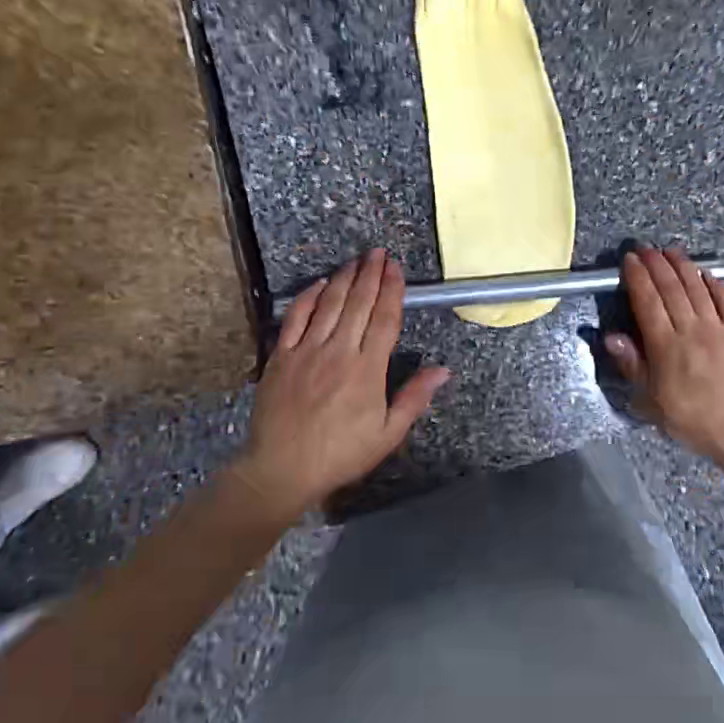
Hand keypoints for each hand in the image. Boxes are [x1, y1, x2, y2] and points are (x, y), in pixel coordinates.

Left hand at [236, 249, 449, 518]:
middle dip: (370, 275)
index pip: (384, 319)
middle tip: (378, 253)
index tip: (396, 268)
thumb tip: (443, 370)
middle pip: (358, 304)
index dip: (392, 290)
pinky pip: (295, 318)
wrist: (282, 469)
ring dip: (344, 279)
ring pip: (328, 305)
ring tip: (355, 261)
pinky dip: (307, 297)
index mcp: (368, 370)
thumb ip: (414, 398)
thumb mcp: (387, 434)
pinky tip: (318, 284)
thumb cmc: (340, 455)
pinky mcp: (281, 357)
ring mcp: (306, 351)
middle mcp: (338, 352)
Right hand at [606, 248, 723, 471]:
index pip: (648, 302)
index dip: (637, 277)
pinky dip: (715, 284)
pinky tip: (706, 273)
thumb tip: (612, 337)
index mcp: (666, 346)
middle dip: (657, 265)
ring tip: (671, 251)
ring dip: (683, 266)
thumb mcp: (651, 401)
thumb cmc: (690, 420)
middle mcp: (692, 330)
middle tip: (645, 248)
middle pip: (672, 288)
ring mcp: (718, 330)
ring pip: (698, 289)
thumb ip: (633, 365)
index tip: (629, 260)